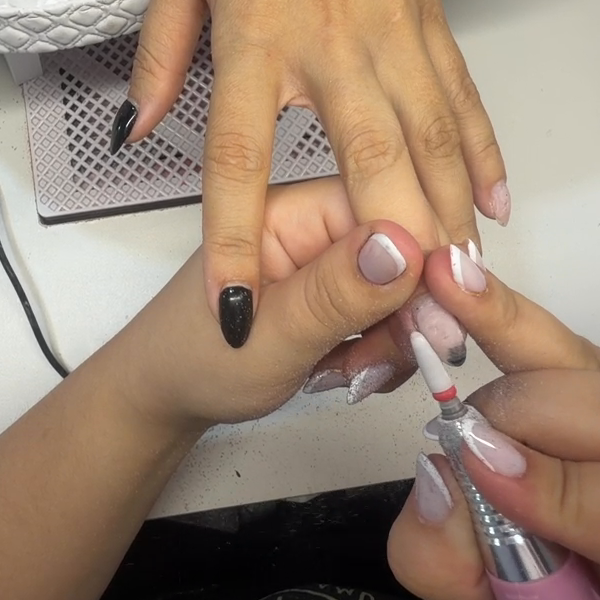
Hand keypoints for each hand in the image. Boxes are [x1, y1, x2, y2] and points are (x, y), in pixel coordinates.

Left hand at [101, 179, 424, 430]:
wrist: (169, 390)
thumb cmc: (194, 358)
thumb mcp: (266, 334)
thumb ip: (333, 294)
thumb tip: (403, 245)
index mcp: (291, 209)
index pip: (389, 210)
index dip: (422, 272)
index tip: (430, 331)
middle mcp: (315, 221)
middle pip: (408, 251)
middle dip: (407, 316)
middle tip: (370, 365)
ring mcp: (329, 254)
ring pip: (407, 286)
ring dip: (395, 339)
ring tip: (347, 372)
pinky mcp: (338, 283)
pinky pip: (392, 308)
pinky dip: (385, 345)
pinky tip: (350, 366)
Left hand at [116, 0, 508, 348]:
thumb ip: (161, 55)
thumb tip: (140, 132)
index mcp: (256, 39)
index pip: (239, 159)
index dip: (233, 243)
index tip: (233, 312)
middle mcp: (333, 47)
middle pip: (367, 166)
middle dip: (390, 253)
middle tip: (405, 326)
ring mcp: (394, 33)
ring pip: (430, 143)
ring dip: (448, 222)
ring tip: (460, 290)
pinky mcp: (432, 18)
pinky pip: (462, 97)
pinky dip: (481, 153)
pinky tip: (494, 204)